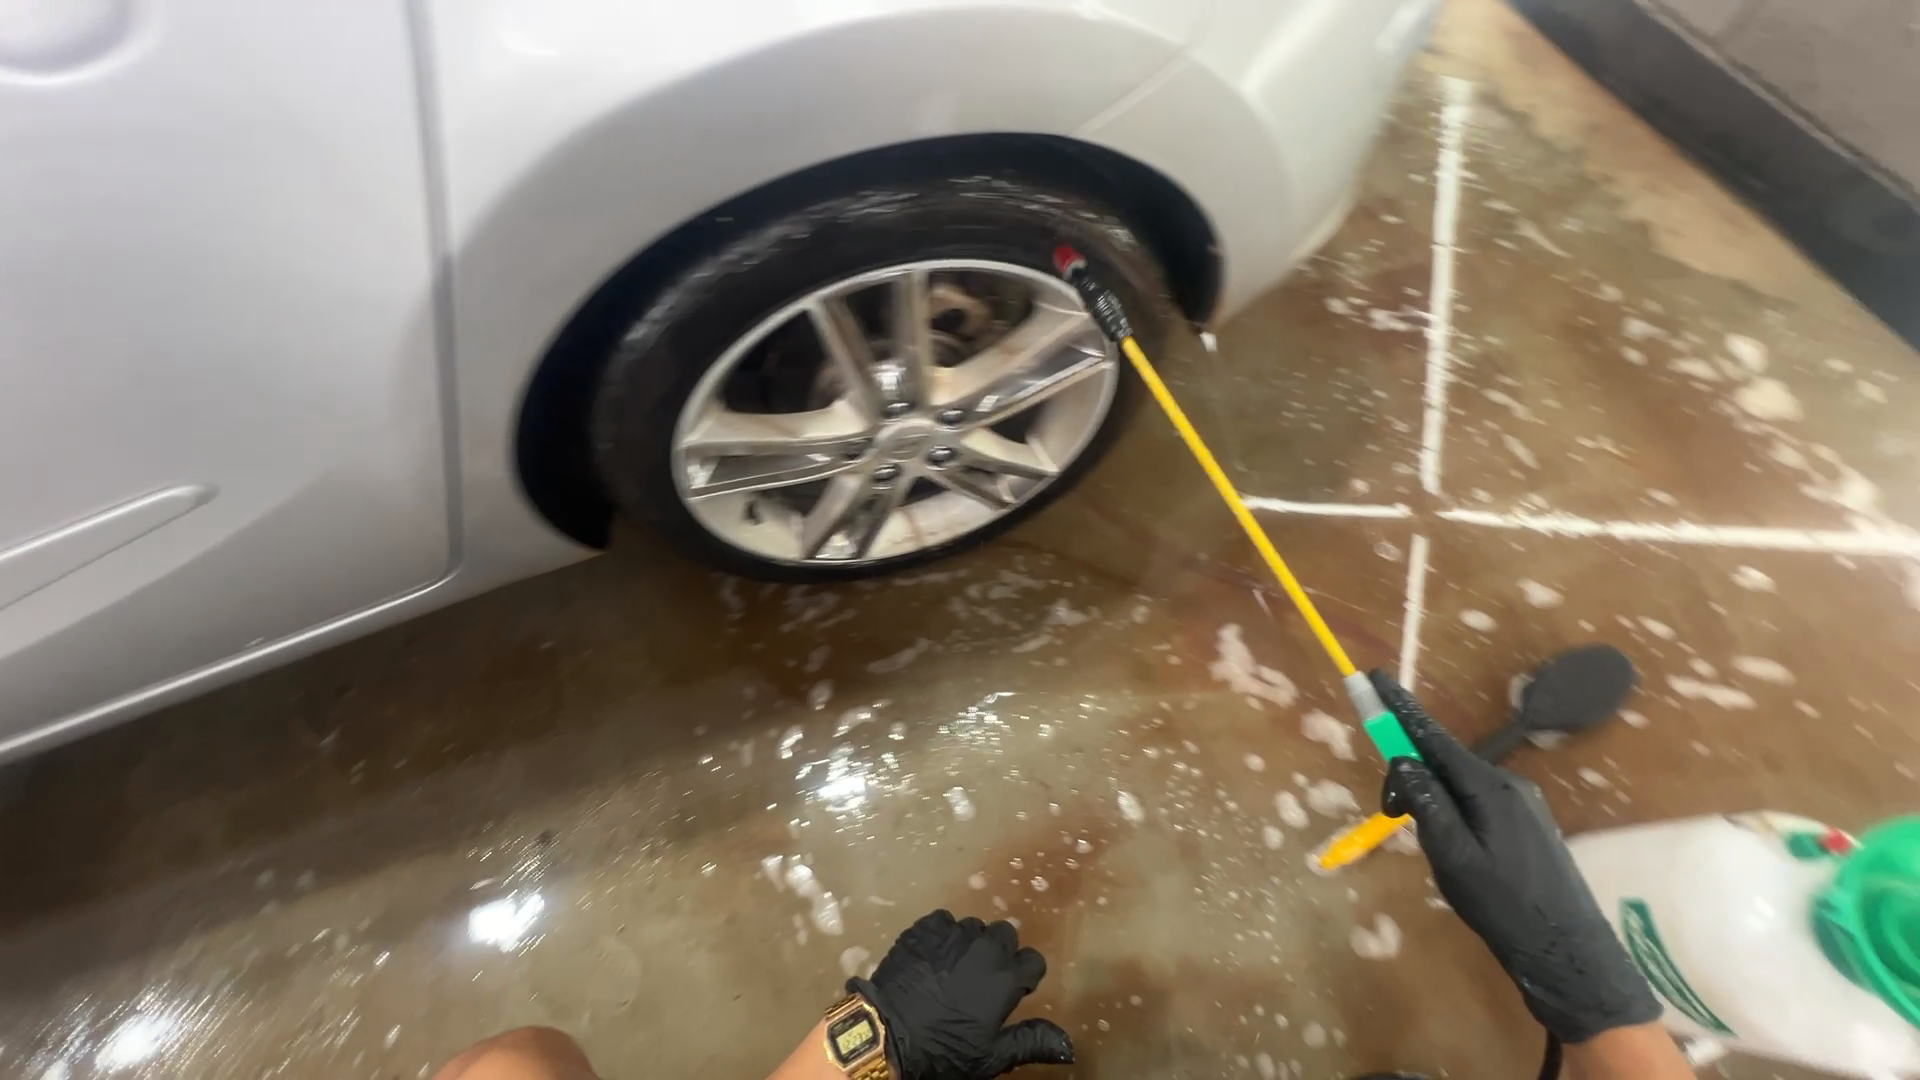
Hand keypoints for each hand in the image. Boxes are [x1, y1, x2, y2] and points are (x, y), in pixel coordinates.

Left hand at [849, 910, 1072, 1079]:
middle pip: (1005, 934)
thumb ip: (1031, 1041)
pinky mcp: (925, 927)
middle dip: (999, 952)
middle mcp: (983, 947)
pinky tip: (932, 957)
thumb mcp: (990, 1057)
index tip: (1013, 991)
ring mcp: (953, 933)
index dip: (1025, 975)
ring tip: (954, 968)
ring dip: (970, 943)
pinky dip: (942, 935)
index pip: (1033, 961)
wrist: (887, 1034)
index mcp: (1004, 978)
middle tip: (981, 978)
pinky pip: (943, 922)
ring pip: (973, 927)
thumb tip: (1070, 1044)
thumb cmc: (943, 1050)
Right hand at [1370, 670, 1661, 1044]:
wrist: (1571, 957)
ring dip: (1426, 797)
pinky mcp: (1525, 822)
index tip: (1375, 677)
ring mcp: (1521, 803)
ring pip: (1455, 782)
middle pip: (1441, 759)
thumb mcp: (1452, 856)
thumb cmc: (1504, 906)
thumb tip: (1402, 760)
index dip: (1399, 708)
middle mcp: (1508, 785)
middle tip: (1389, 815)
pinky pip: (1472, 799)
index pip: (1433, 736)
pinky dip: (1447, 808)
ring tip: (1423, 840)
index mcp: (1489, 788)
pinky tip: (1448, 844)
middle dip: (1407, 773)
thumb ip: (1426, 803)